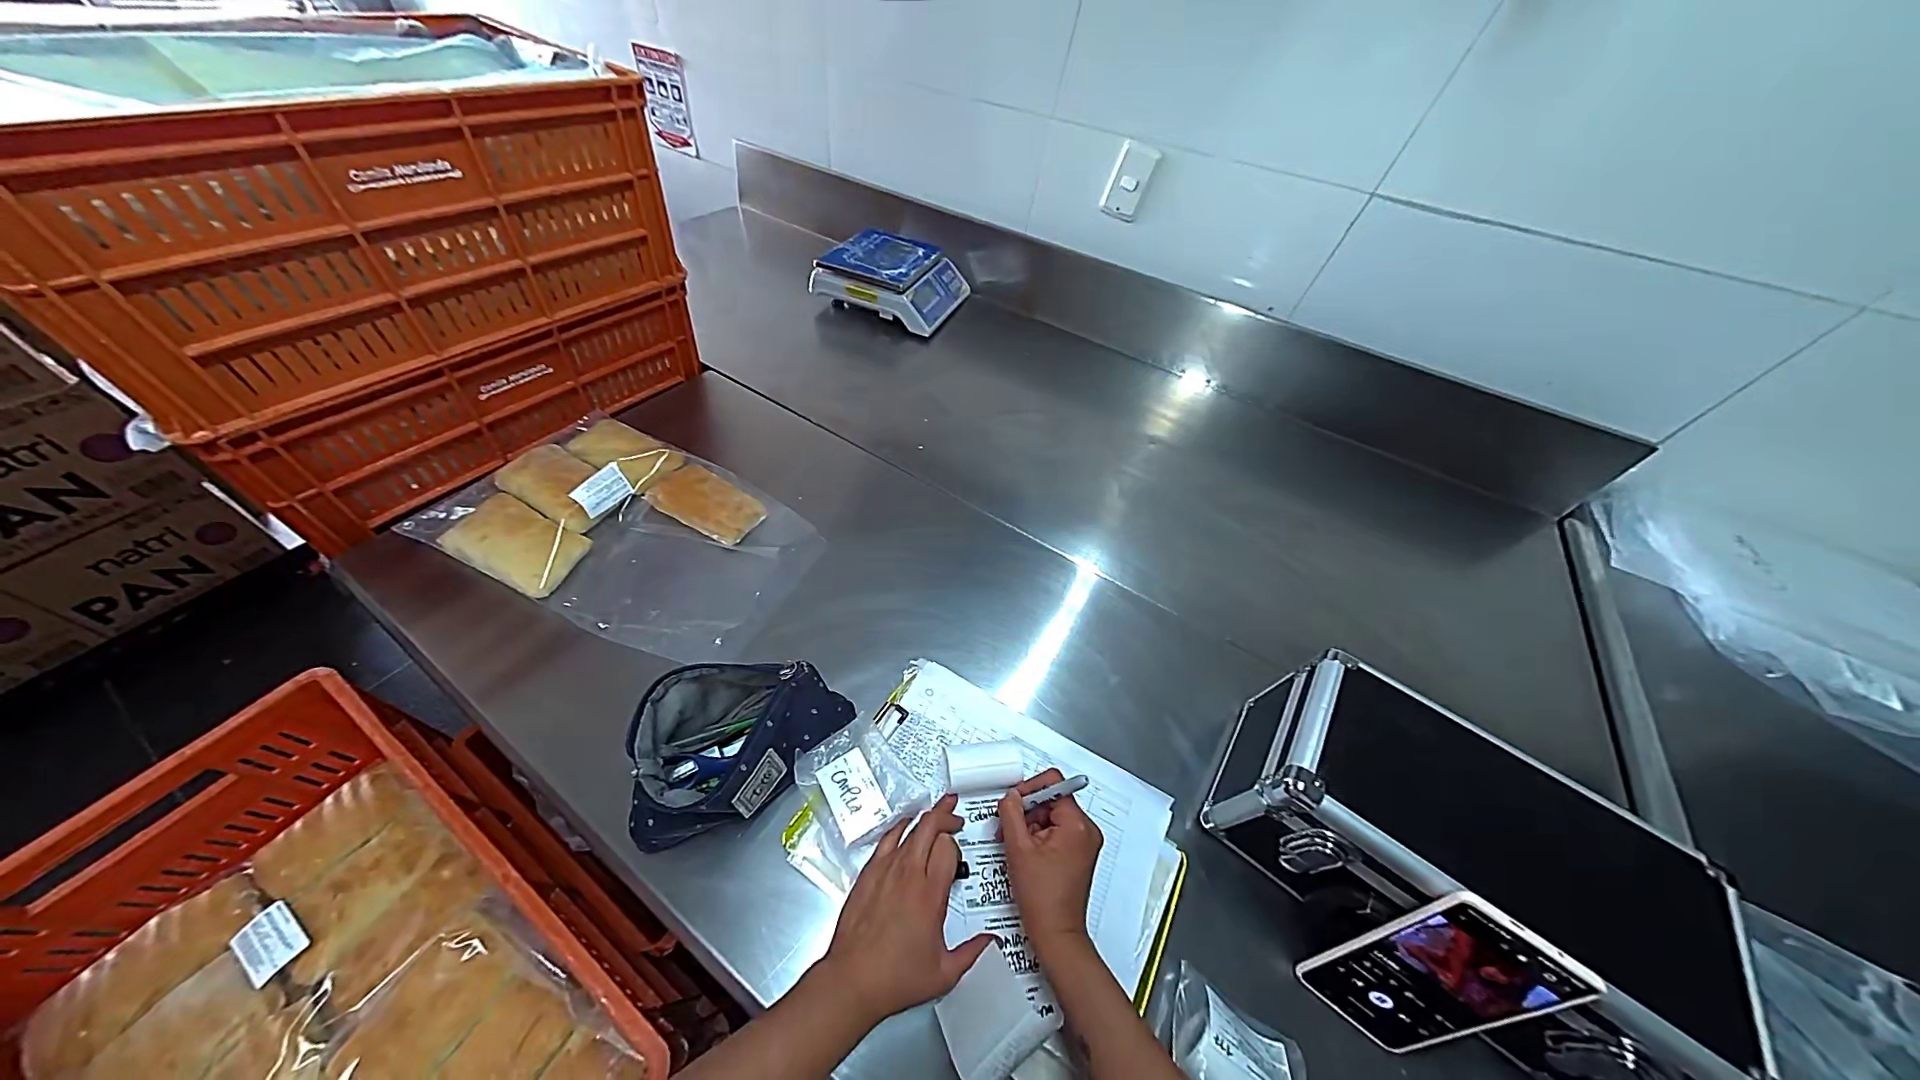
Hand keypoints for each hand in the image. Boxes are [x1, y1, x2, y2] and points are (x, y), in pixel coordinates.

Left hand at [817, 795, 995, 1025]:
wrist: (851, 981)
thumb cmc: (891, 979)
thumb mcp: (944, 973)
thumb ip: (972, 952)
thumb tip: (988, 941)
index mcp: (929, 895)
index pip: (948, 847)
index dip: (958, 845)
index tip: (959, 855)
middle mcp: (907, 876)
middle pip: (929, 827)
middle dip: (946, 816)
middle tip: (956, 817)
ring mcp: (885, 872)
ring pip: (909, 828)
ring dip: (926, 817)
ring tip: (936, 812)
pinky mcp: (867, 874)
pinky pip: (886, 838)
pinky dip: (900, 827)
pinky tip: (904, 827)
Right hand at [998, 769, 1103, 959]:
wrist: (1055, 933)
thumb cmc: (1043, 899)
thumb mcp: (1018, 848)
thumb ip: (1011, 813)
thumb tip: (1010, 797)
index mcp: (1077, 825)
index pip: (1054, 784)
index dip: (1029, 789)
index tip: (1015, 800)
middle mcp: (1086, 831)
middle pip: (1051, 800)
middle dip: (1027, 812)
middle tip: (1010, 828)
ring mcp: (1084, 843)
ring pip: (1051, 816)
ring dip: (1030, 826)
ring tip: (1017, 846)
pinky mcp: (1078, 854)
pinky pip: (1055, 832)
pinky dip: (1038, 838)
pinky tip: (1026, 854)